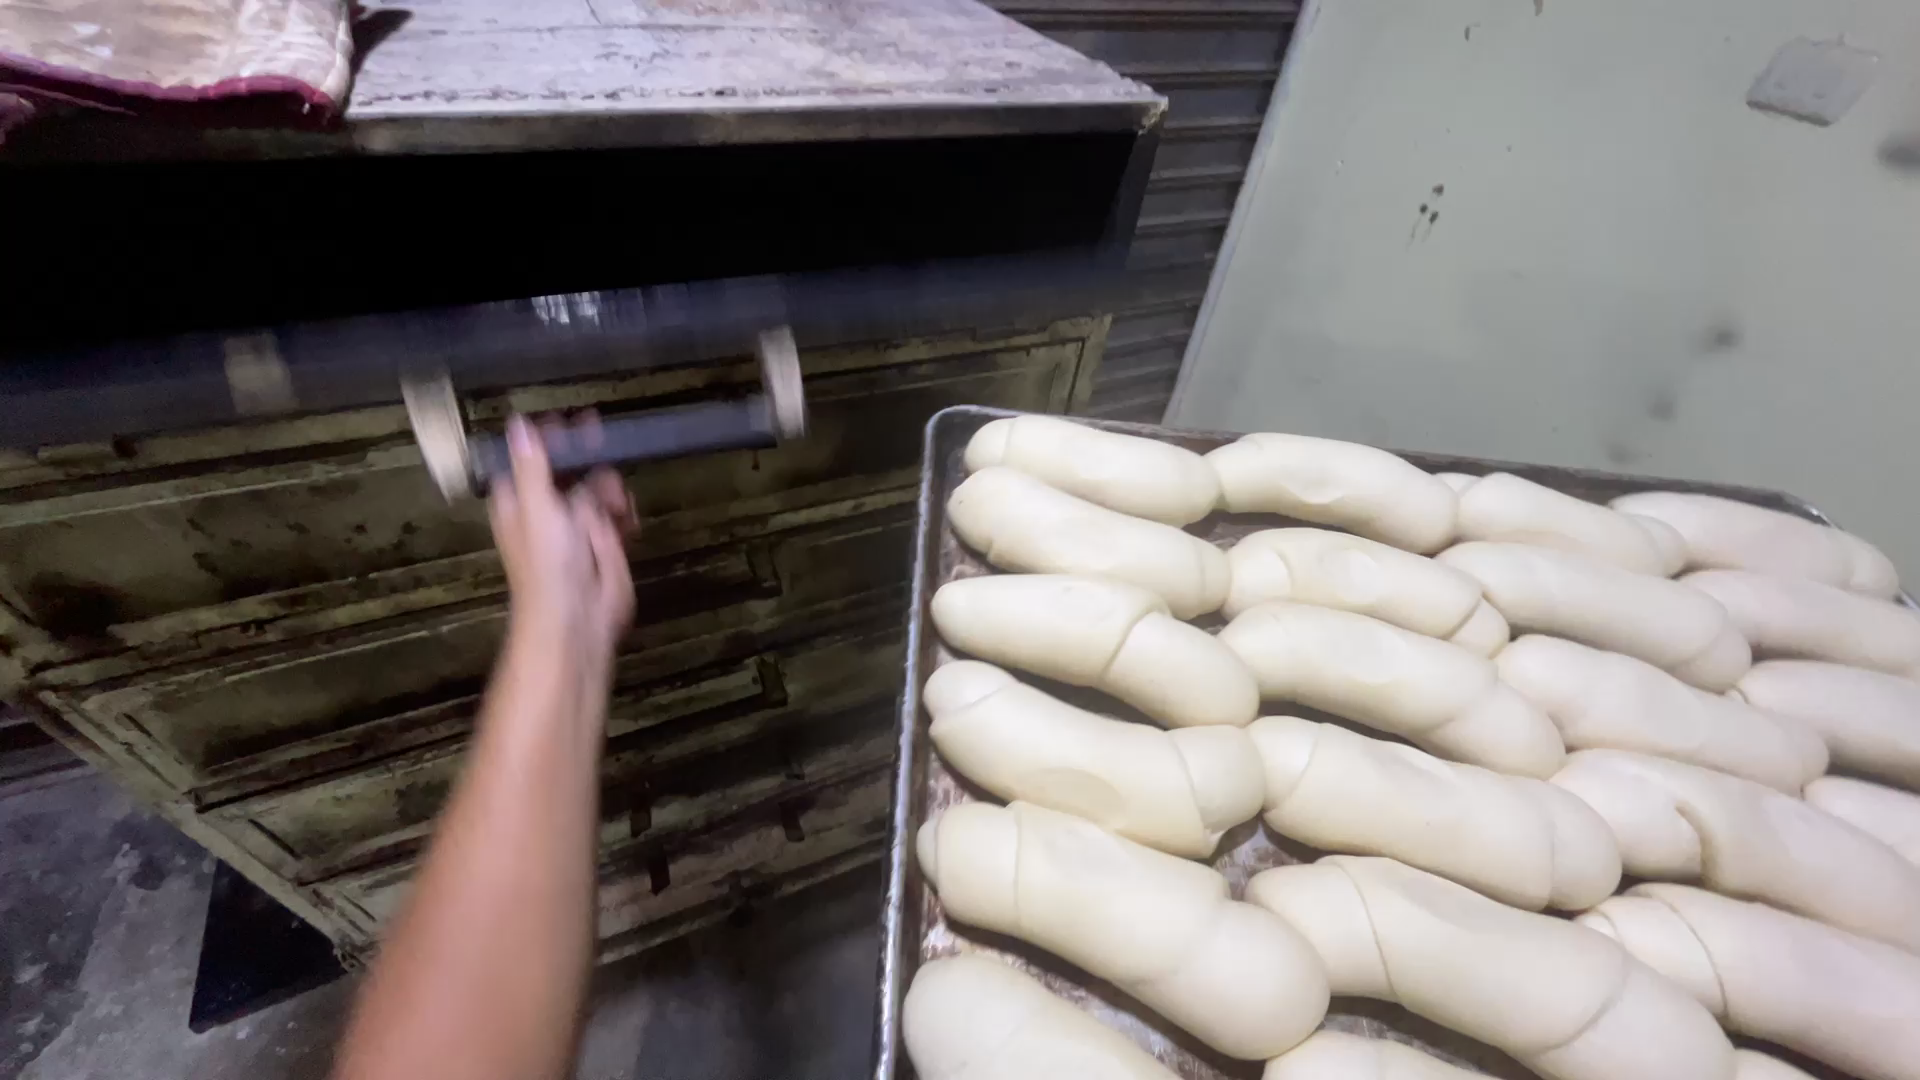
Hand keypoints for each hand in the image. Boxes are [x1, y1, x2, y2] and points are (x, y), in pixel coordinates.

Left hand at [488, 413, 636, 675]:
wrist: (581, 614)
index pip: (533, 457)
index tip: (573, 419)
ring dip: (612, 489)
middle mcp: (549, 510)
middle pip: (572, 469)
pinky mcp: (607, 541)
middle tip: (607, 449)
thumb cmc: (548, 565)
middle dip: (591, 462)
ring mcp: (580, 526)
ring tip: (618, 502)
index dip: (552, 438)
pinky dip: (627, 512)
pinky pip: (619, 514)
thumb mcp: (536, 507)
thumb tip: (519, 424)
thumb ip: (532, 464)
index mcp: (521, 500)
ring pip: (599, 489)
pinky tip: (629, 519)